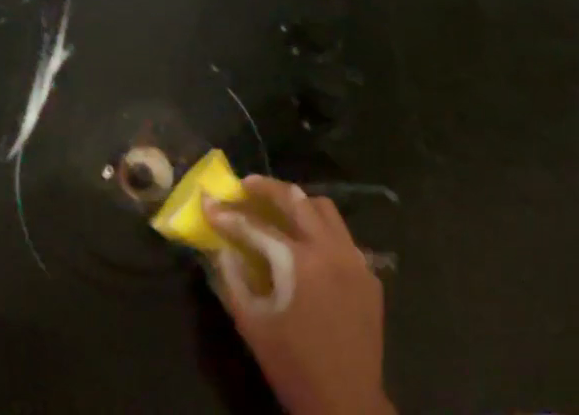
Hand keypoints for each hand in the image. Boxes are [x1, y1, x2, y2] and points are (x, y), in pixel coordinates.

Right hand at [203, 176, 391, 414]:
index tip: (209, 201)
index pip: (256, 225)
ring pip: (325, 211)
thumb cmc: (292, 364)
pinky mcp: (369, 276)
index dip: (227, 214)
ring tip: (277, 208)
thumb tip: (220, 245)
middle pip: (296, 200)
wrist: (346, 402)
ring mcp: (355, 260)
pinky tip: (307, 246)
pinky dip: (321, 231)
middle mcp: (330, 250)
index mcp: (298, 262)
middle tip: (245, 186)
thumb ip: (232, 277)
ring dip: (298, 203)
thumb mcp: (251, 322)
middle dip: (266, 189)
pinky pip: (343, 238)